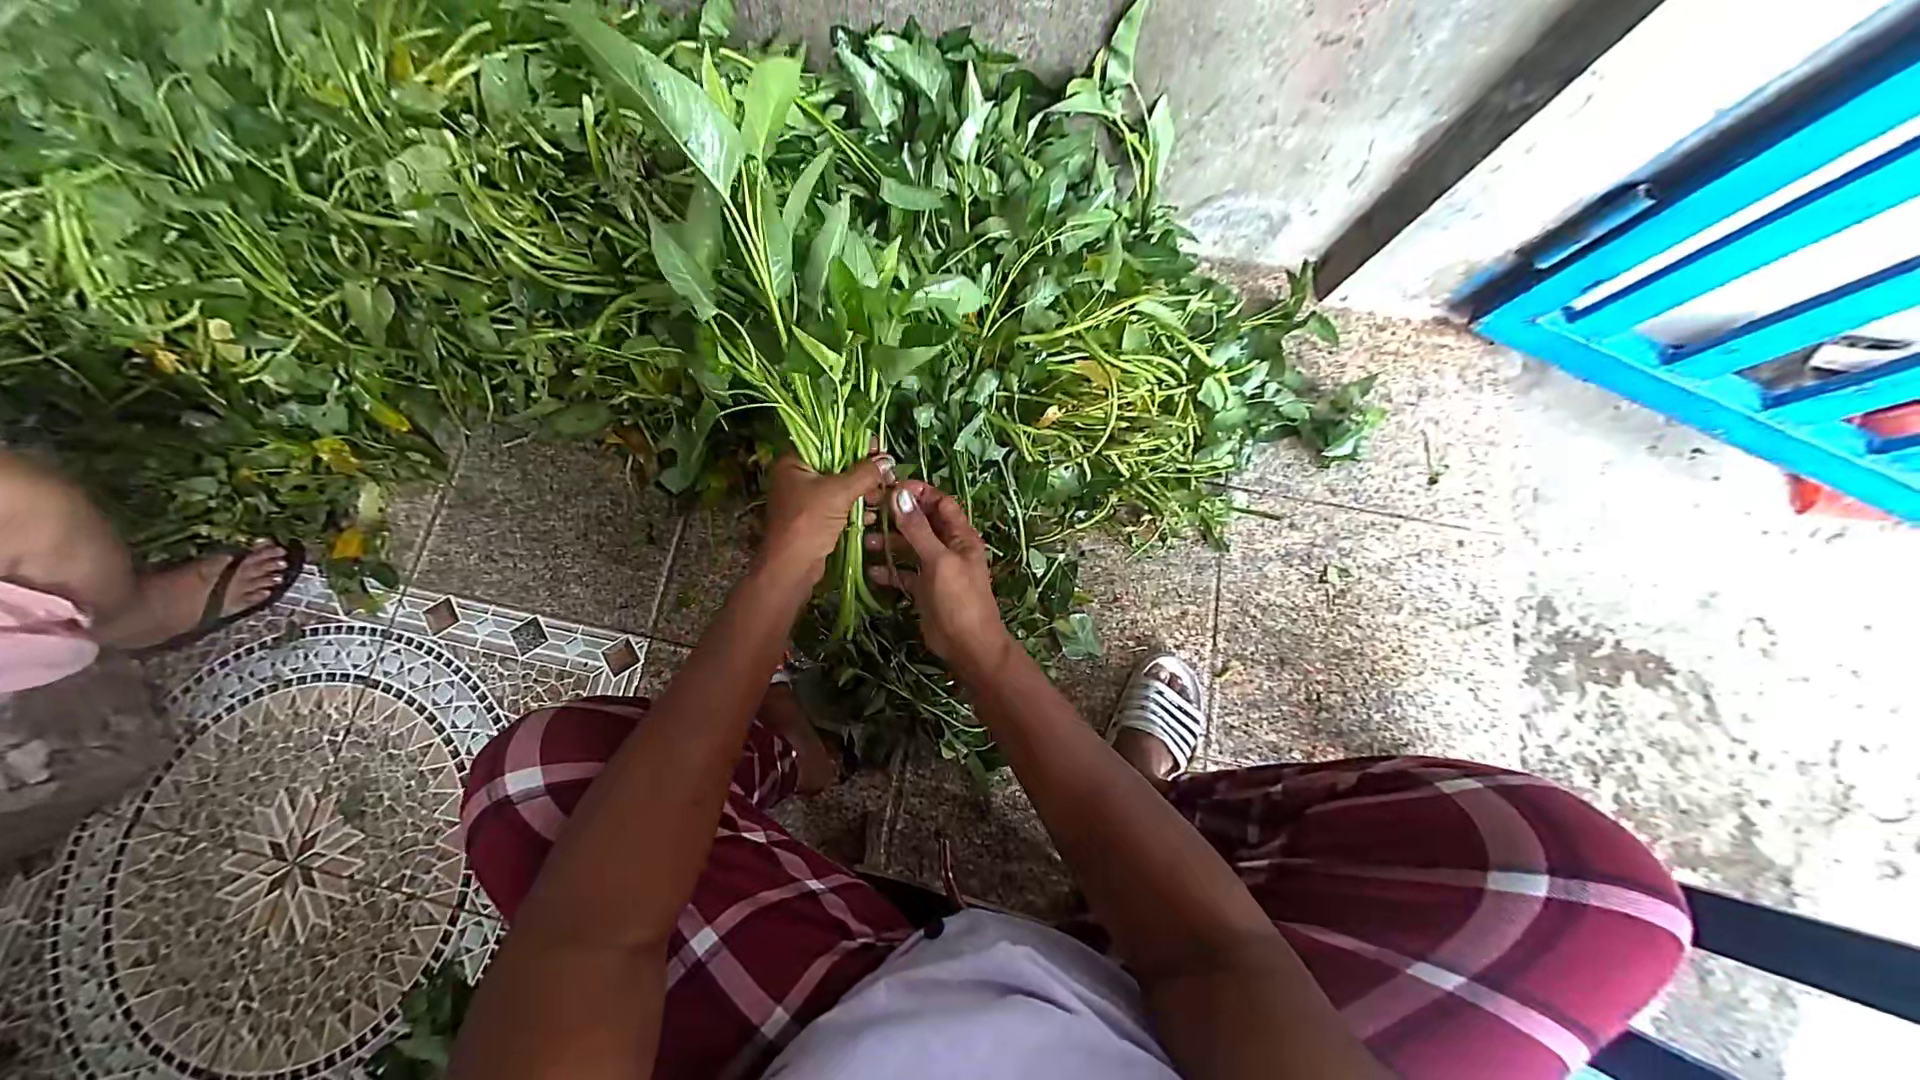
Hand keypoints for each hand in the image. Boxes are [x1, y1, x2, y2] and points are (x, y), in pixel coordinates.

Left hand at [759, 454, 887, 583]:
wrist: (791, 567)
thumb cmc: (808, 522)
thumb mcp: (839, 492)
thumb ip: (865, 474)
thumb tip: (887, 460)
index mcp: (794, 462)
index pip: (828, 442)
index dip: (856, 445)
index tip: (880, 449)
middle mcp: (797, 477)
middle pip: (837, 465)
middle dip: (864, 472)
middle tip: (888, 475)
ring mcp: (806, 499)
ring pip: (841, 488)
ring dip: (864, 492)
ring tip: (884, 495)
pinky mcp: (816, 519)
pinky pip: (840, 506)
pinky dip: (856, 508)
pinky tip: (874, 513)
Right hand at [865, 480, 1014, 678]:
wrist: (967, 645)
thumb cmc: (959, 599)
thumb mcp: (939, 560)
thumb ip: (918, 529)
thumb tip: (900, 495)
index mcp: (960, 536)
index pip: (940, 503)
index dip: (918, 493)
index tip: (891, 490)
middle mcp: (948, 548)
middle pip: (922, 523)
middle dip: (898, 516)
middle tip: (870, 513)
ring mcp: (935, 569)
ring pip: (909, 547)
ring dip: (889, 543)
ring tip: (867, 542)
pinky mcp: (923, 588)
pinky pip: (903, 573)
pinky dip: (889, 571)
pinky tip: (872, 571)